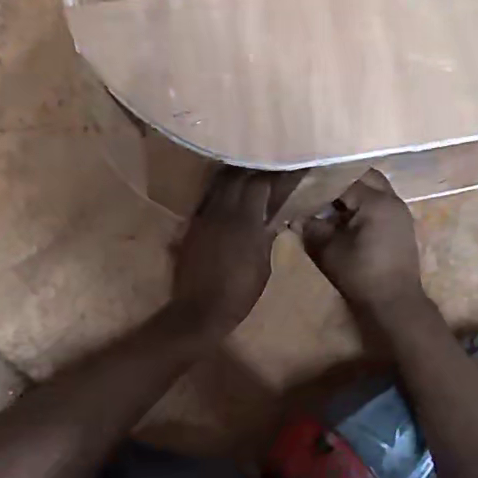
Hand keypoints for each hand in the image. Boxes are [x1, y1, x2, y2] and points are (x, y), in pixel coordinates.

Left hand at [170, 169, 277, 332]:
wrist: (200, 310)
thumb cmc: (239, 292)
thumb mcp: (263, 266)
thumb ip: (267, 238)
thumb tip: (272, 220)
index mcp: (245, 219)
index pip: (260, 183)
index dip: (274, 174)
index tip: (286, 168)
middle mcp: (222, 211)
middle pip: (237, 176)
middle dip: (253, 169)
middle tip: (267, 168)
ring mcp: (204, 217)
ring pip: (219, 185)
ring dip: (234, 177)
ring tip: (248, 175)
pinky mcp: (192, 227)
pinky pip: (208, 201)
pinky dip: (220, 193)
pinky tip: (228, 197)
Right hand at [299, 171, 428, 318]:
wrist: (395, 304)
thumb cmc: (361, 274)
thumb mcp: (329, 251)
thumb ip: (312, 228)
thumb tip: (297, 217)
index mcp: (376, 201)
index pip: (345, 178)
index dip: (322, 182)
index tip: (304, 187)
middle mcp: (392, 200)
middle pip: (365, 177)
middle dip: (341, 181)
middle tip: (318, 192)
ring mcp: (401, 213)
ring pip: (375, 189)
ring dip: (354, 193)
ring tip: (329, 205)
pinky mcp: (402, 227)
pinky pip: (381, 204)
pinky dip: (363, 205)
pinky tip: (345, 220)